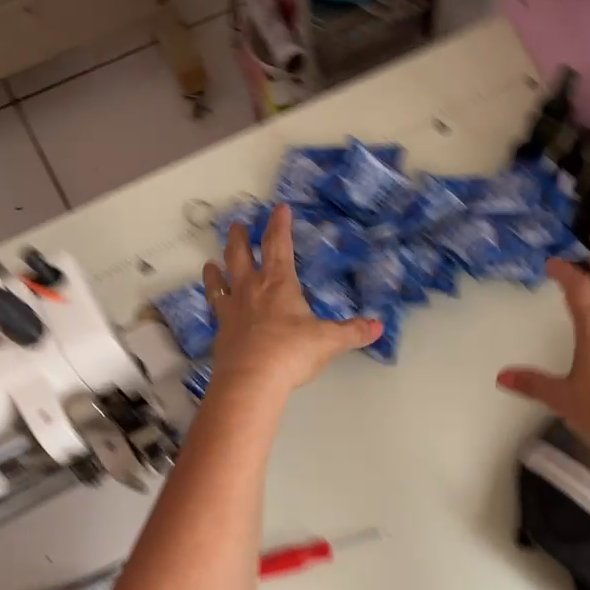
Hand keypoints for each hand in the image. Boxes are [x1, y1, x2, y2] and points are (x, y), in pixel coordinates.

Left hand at [204, 203, 382, 395]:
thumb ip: (352, 332)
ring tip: (211, 263)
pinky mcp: (220, 332)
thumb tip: (378, 327)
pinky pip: (214, 310)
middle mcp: (251, 289)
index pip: (278, 244)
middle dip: (240, 237)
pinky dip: (213, 302)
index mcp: (279, 283)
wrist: (251, 380)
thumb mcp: (328, 341)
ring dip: (216, 269)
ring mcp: (231, 310)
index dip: (279, 224)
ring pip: (219, 280)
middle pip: (240, 254)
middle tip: (238, 225)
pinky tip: (214, 306)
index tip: (279, 208)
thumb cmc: (291, 352)